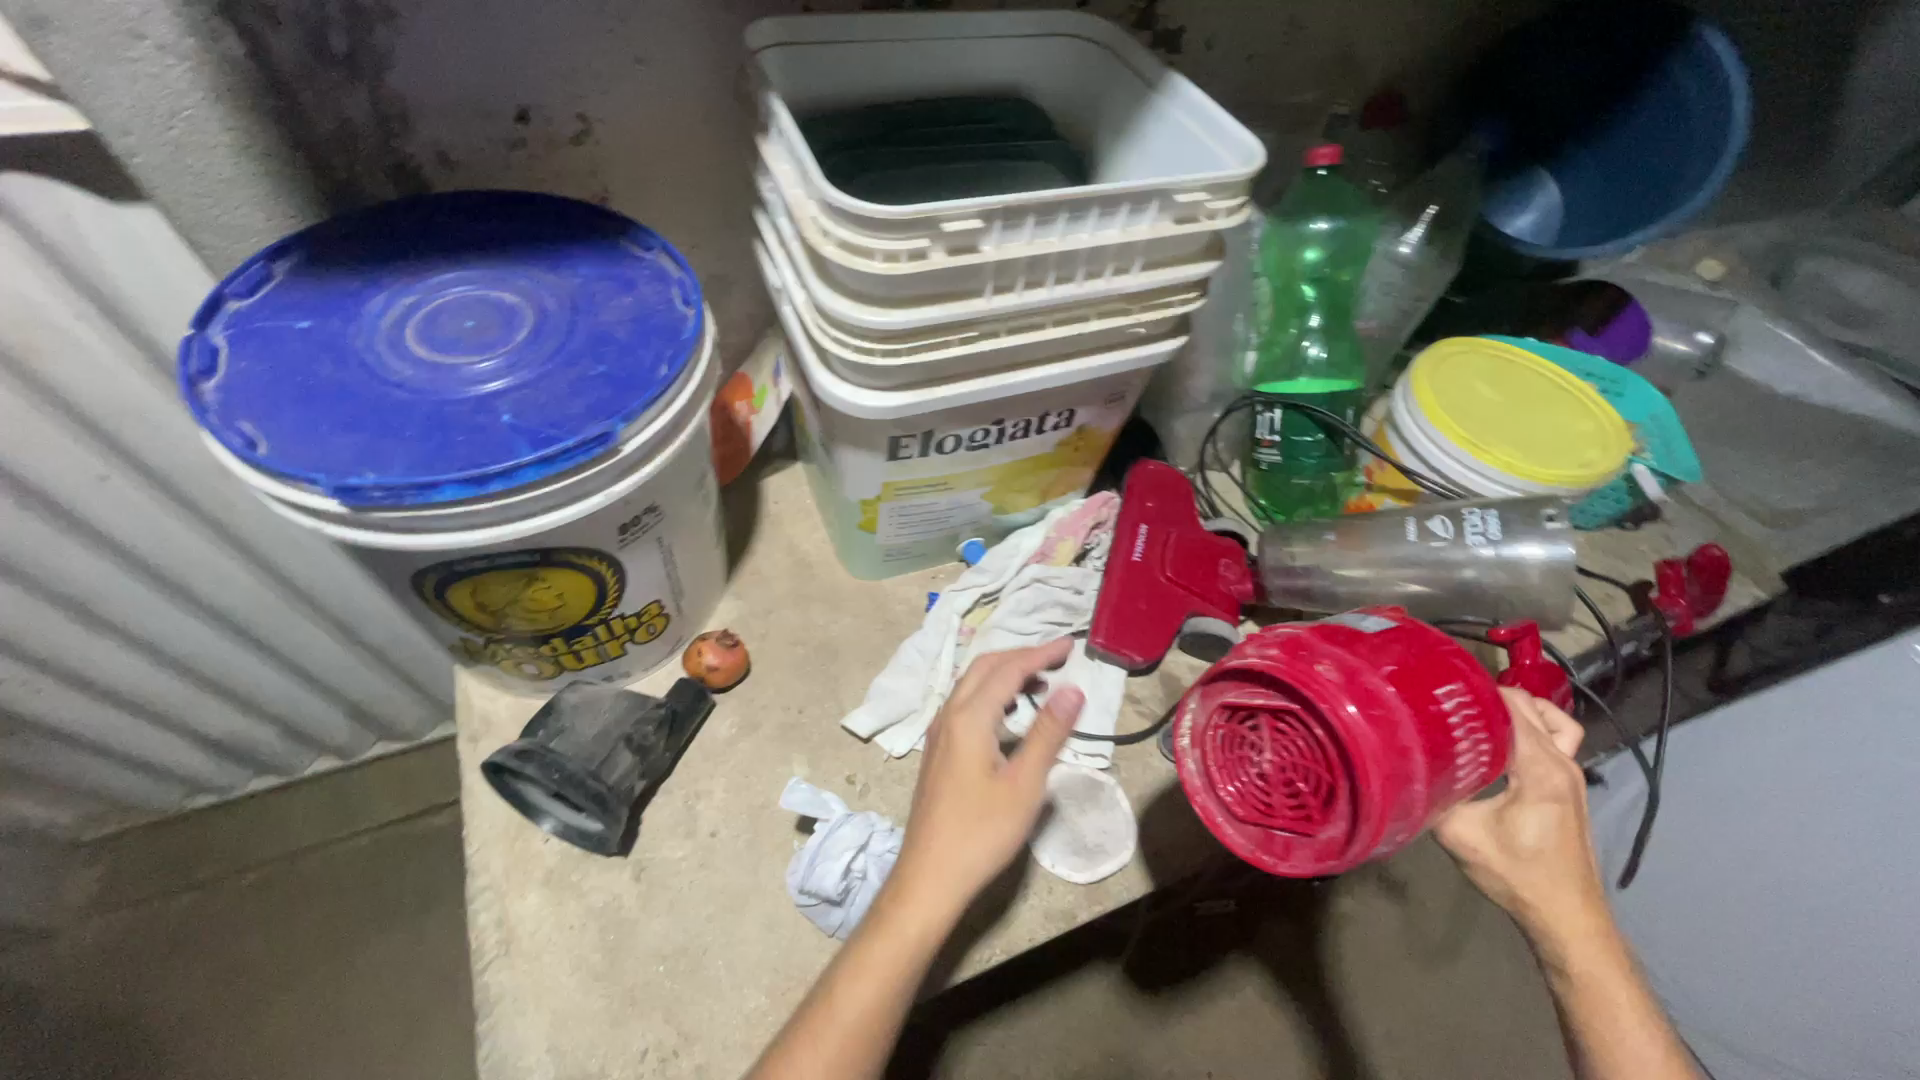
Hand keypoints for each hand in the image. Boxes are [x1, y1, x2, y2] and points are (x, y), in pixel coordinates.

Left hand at [887, 639, 1084, 918]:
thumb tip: (1073, 690)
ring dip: (1004, 674)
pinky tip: (1009, 714)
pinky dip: (991, 694)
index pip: (1008, 669)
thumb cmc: (982, 832)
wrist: (930, 875)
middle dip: (1021, 656)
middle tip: (1057, 657)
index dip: (1040, 654)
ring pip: (971, 685)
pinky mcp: (937, 751)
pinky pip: (964, 704)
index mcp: (968, 718)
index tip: (1070, 645)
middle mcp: (948, 716)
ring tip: (1040, 682)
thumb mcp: (1025, 784)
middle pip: (984, 667)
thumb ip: (1048, 733)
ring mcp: (938, 733)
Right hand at [1433, 688, 1608, 946]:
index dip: (1476, 693)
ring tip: (1480, 717)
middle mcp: (1562, 763)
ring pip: (1551, 720)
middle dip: (1491, 698)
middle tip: (1449, 705)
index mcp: (1539, 767)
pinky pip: (1557, 740)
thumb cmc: (1515, 874)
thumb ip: (1434, 795)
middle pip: (1531, 707)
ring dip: (1519, 711)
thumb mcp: (1459, 834)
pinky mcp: (1570, 788)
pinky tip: (1503, 746)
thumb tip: (1407, 768)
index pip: (1512, 707)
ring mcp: (1572, 774)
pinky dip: (1535, 730)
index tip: (1440, 693)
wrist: (1566, 916)